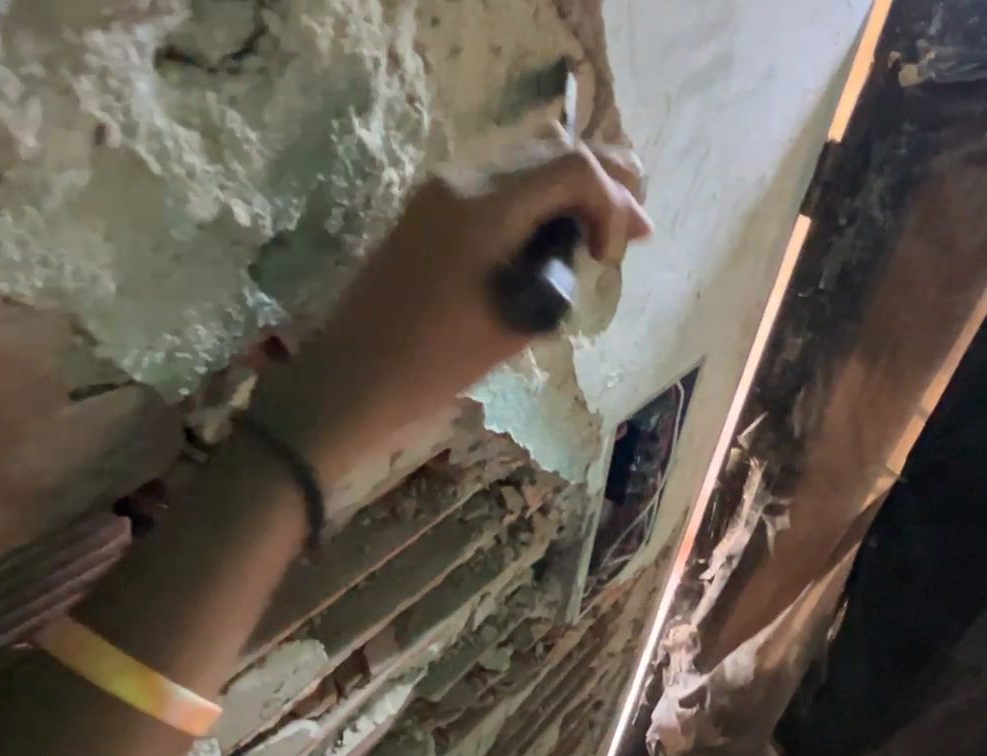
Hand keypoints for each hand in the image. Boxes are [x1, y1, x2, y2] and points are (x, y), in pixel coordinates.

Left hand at [249, 139, 651, 486]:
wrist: (353, 377)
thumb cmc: (432, 367)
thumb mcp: (512, 323)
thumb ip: (558, 271)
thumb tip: (588, 247)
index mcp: (484, 208)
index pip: (575, 167)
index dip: (613, 205)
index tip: (612, 259)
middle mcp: (464, 178)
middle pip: (556, 146)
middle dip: (606, 183)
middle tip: (633, 229)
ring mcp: (442, 187)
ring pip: (529, 157)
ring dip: (574, 186)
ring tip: (601, 229)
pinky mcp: (432, 206)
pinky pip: (502, 181)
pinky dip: (539, 197)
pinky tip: (557, 231)